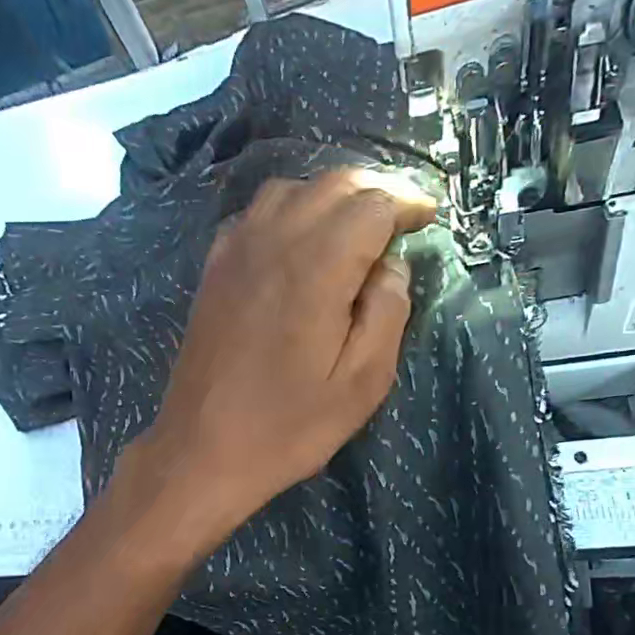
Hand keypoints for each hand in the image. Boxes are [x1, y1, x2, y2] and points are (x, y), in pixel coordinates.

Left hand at [106, 168, 435, 550]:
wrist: (204, 449)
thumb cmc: (292, 424)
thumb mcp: (363, 382)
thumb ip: (388, 313)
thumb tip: (393, 264)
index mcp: (316, 268)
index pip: (371, 205)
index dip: (407, 203)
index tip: (429, 217)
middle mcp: (274, 241)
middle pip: (334, 186)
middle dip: (378, 191)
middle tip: (406, 216)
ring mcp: (237, 248)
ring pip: (295, 189)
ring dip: (337, 195)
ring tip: (363, 223)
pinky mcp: (217, 264)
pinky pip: (261, 211)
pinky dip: (296, 208)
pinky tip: (307, 236)